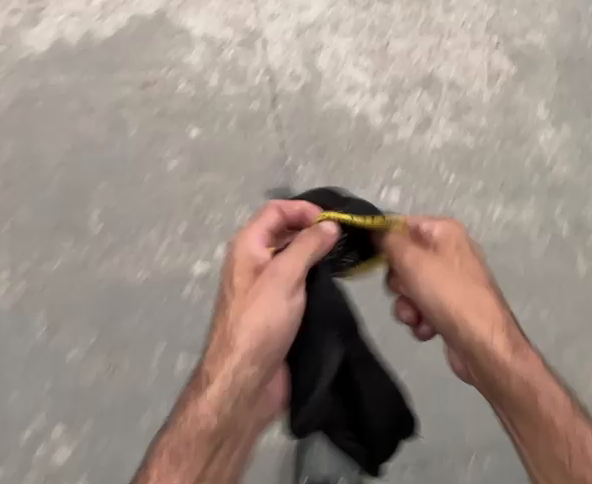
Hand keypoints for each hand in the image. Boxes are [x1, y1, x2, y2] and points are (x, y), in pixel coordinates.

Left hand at [198, 200, 340, 425]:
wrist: (245, 382)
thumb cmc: (260, 321)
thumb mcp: (285, 276)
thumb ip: (308, 246)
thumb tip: (330, 224)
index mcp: (248, 245)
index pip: (276, 210)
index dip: (303, 209)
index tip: (334, 220)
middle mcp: (254, 261)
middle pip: (284, 232)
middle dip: (312, 230)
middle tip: (346, 237)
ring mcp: (265, 287)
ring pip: (292, 259)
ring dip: (315, 254)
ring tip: (346, 257)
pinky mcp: (277, 311)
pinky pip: (297, 284)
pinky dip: (315, 278)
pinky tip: (335, 283)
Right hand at [381, 216, 526, 386]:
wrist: (484, 346)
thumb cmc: (448, 294)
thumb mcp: (411, 260)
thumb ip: (388, 240)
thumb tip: (376, 230)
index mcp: (445, 231)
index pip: (403, 225)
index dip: (387, 241)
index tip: (376, 259)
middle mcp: (449, 252)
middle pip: (404, 258)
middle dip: (399, 281)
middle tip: (406, 290)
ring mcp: (452, 282)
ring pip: (410, 287)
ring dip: (407, 305)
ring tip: (416, 316)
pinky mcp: (452, 309)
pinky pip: (422, 307)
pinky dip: (420, 319)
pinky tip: (427, 329)